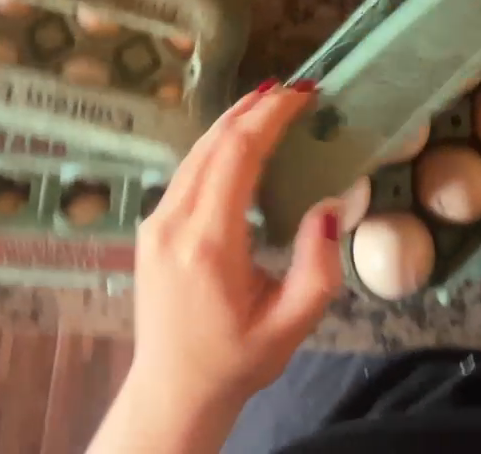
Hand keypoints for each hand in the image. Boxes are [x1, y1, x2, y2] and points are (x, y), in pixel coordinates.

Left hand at [92, 81, 344, 453]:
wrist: (173, 392)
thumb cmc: (237, 359)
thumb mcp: (291, 325)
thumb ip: (318, 266)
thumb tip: (328, 206)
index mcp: (208, 242)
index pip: (238, 154)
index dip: (271, 117)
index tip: (303, 95)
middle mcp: (173, 221)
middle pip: (215, 142)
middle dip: (256, 108)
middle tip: (296, 89)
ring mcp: (156, 221)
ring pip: (197, 151)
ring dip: (235, 120)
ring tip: (272, 100)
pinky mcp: (152, 226)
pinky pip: (188, 169)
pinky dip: (218, 144)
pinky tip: (240, 137)